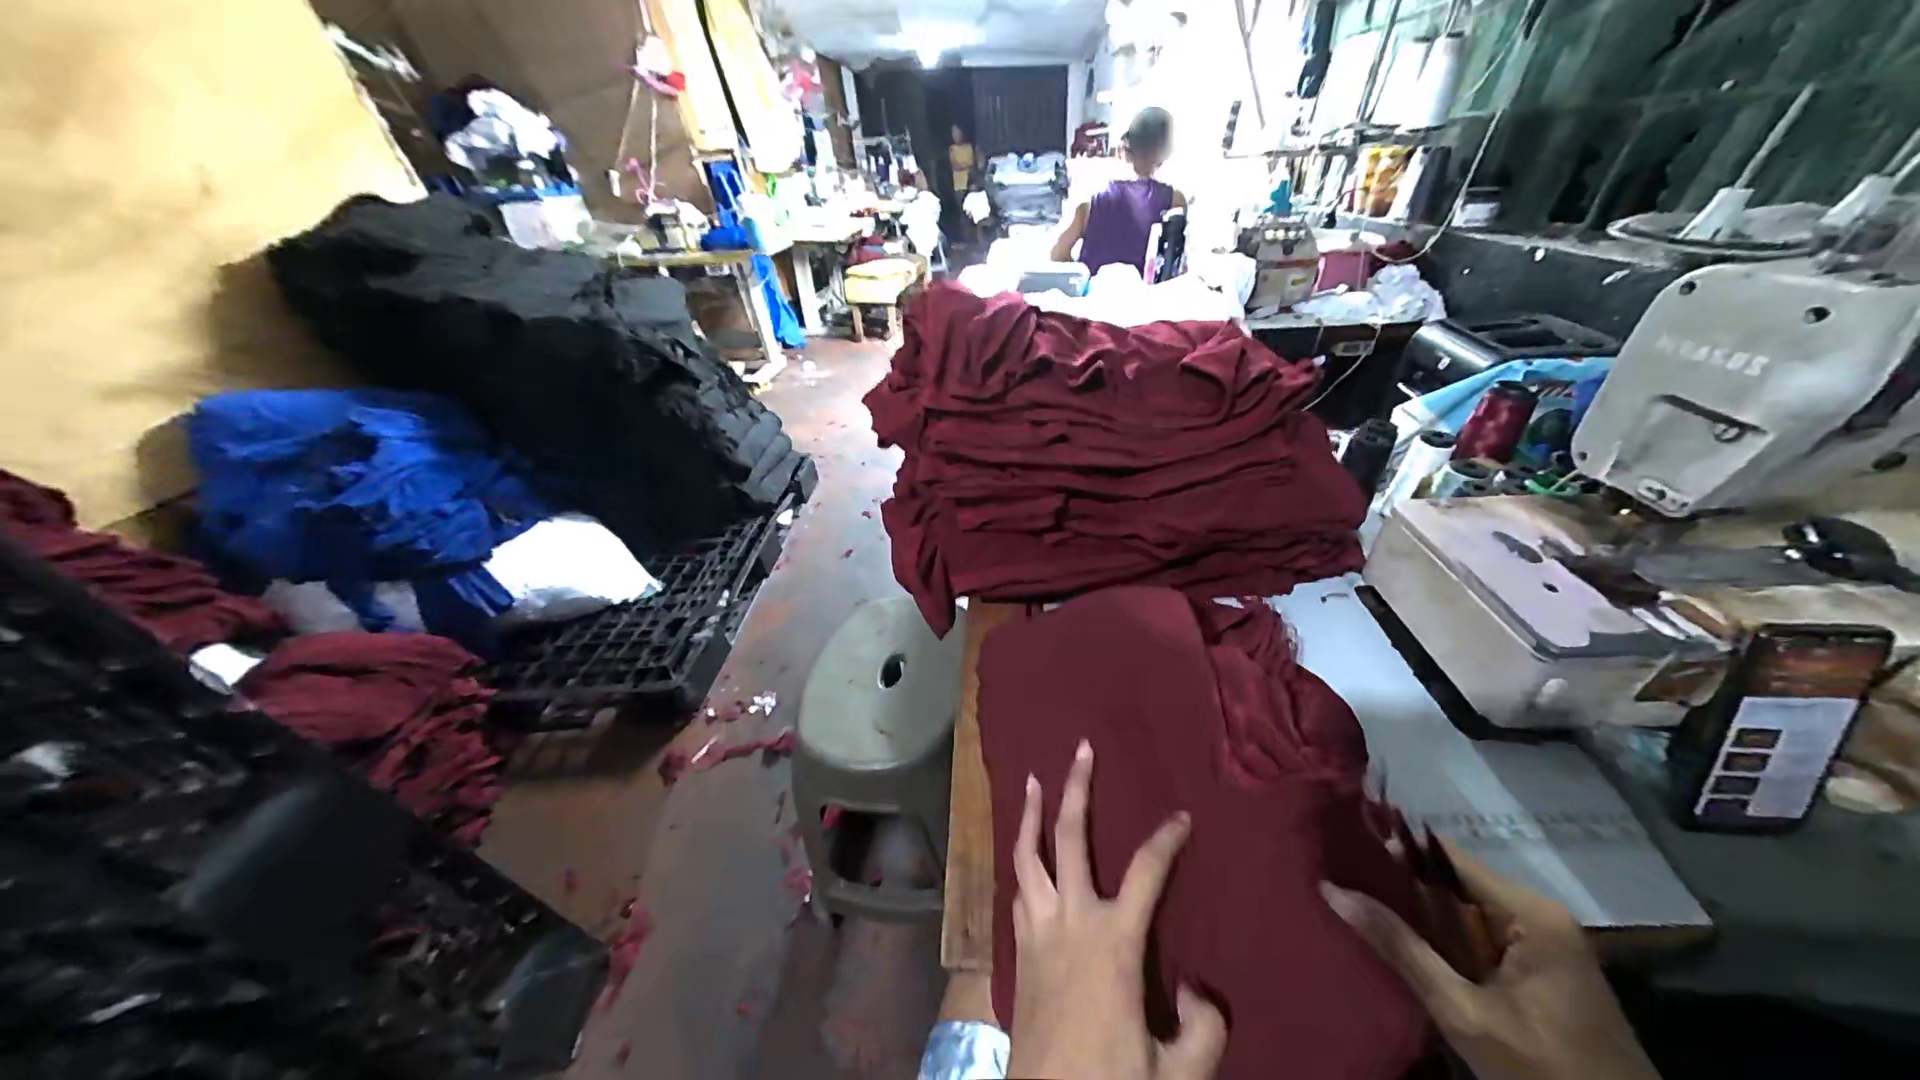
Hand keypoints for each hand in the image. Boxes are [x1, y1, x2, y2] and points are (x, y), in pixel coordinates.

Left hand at [1004, 740, 1225, 1079]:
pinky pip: (1018, 886)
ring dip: (1030, 814)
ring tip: (1033, 780)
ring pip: (1027, 854)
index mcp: (1113, 939)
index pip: (1148, 871)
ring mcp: (1037, 928)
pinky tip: (1025, 852)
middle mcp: (1070, 918)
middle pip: (1069, 837)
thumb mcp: (1178, 1070)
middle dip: (1076, 788)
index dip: (1167, 838)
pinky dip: (1021, 857)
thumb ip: (1203, 1027)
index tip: (1182, 817)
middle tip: (1081, 749)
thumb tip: (1199, 989)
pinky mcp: (1018, 946)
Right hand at [1320, 843, 1659, 1079]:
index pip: (1446, 857)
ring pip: (1459, 910)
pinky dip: (1438, 936)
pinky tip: (1396, 936)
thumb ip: (1400, 947)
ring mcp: (1540, 942)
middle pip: (1451, 881)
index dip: (1393, 850)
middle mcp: (1538, 915)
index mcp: (1531, 914)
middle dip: (1398, 882)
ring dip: (1415, 911)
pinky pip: (1475, 935)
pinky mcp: (1536, 968)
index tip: (1343, 848)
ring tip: (1355, 898)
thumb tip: (1332, 890)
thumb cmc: (1547, 1072)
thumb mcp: (1463, 1012)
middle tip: (1340, 875)